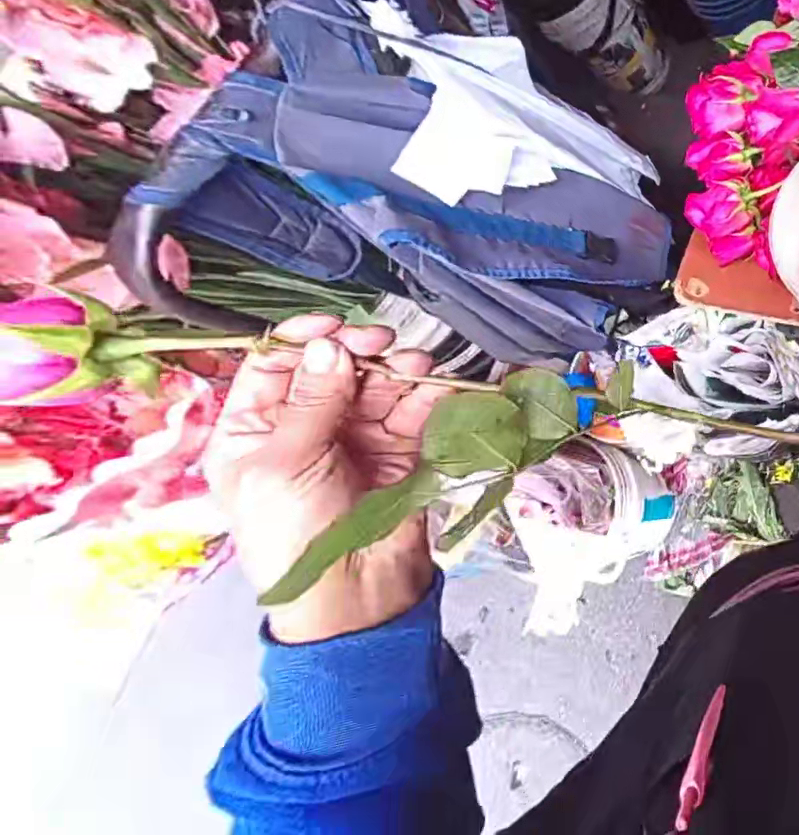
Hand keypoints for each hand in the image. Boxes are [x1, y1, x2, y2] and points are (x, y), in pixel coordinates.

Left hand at [202, 315, 452, 642]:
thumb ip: (309, 403)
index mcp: (255, 428)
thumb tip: (329, 347)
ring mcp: (360, 432)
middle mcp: (309, 423)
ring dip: (402, 371)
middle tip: (384, 344)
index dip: (303, 340)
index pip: (275, 366)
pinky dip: (431, 394)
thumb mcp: (281, 465)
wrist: (355, 578)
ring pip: (384, 383)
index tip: (334, 326)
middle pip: (338, 368)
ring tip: (417, 369)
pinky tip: (437, 390)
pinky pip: (419, 406)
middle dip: (362, 352)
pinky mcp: (405, 442)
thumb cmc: (293, 531)